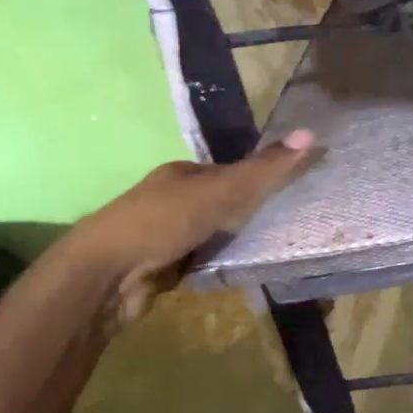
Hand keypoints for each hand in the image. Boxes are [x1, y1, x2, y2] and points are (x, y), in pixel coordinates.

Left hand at [65, 130, 317, 325]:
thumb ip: (264, 168)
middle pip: (219, 201)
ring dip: (231, 239)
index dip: (257, 177)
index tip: (287, 188)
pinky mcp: (157, 269)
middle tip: (284, 219)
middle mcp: (168, 201)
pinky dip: (215, 264)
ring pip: (210, 232)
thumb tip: (311, 133)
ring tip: (270, 245)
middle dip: (246, 210)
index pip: (228, 170)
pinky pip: (198, 261)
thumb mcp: (221, 190)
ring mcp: (160, 236)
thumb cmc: (161, 222)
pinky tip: (237, 268)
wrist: (100, 280)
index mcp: (179, 174)